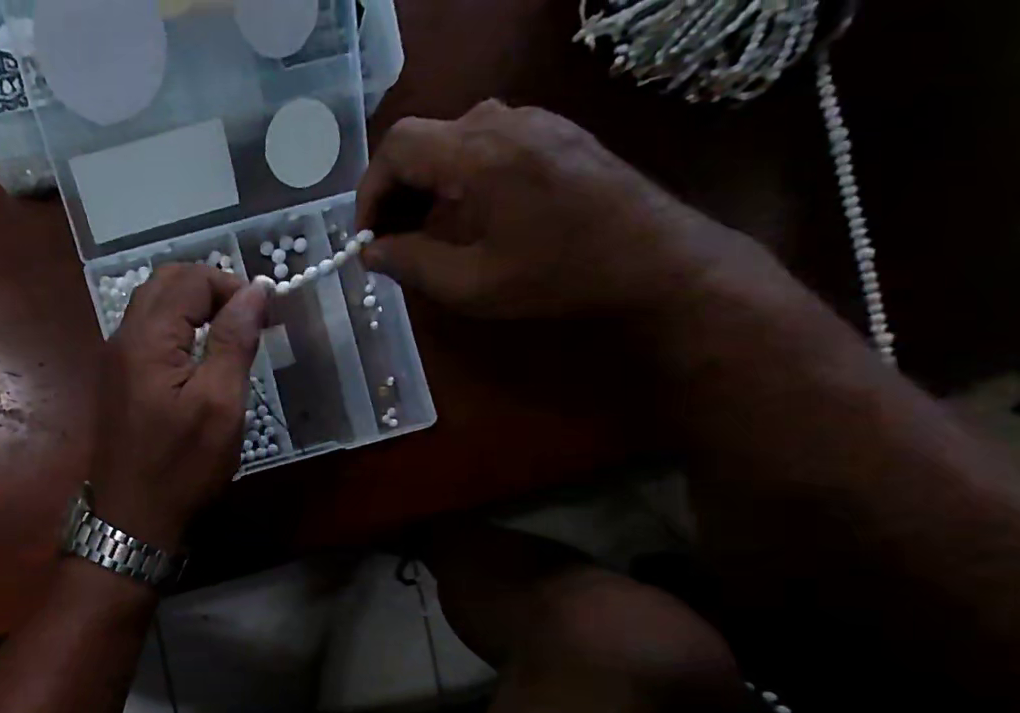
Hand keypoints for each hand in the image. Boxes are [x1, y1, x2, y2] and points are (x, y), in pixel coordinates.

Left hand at [89, 264, 268, 550]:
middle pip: (165, 283)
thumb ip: (234, 342)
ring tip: (227, 336)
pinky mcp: (116, 381)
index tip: (262, 316)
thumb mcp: (220, 405)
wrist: (130, 518)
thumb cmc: (180, 467)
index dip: (230, 285)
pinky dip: (175, 330)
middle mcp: (122, 339)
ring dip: (192, 308)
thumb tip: (255, 290)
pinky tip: (198, 358)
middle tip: (245, 320)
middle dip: (209, 289)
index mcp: (146, 339)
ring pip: (152, 306)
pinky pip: (145, 334)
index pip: (189, 279)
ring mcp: (114, 361)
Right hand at [355, 101, 745, 322]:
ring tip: (423, 233)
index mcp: (478, 154)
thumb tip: (370, 253)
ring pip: (451, 139)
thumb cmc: (554, 275)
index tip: (366, 237)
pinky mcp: (552, 132)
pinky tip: (464, 216)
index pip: (397, 147)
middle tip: (389, 241)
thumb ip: (409, 263)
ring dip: (425, 184)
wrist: (653, 257)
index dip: (369, 192)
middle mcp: (503, 122)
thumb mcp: (469, 283)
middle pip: (421, 140)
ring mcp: (533, 121)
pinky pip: (485, 141)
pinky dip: (457, 175)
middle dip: (394, 191)